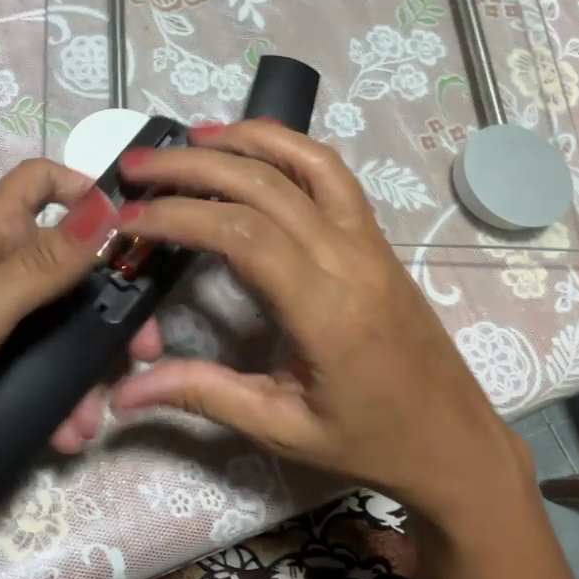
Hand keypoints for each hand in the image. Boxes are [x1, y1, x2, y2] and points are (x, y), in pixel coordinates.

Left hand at [0, 160, 159, 455]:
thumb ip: (43, 264)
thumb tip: (107, 209)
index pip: (37, 181)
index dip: (81, 187)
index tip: (126, 228)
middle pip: (68, 261)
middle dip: (109, 304)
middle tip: (142, 351)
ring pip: (59, 321)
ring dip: (87, 364)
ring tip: (96, 416)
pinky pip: (38, 361)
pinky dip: (59, 391)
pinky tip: (67, 429)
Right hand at [97, 121, 522, 515]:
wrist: (454, 441)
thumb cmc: (367, 440)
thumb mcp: (281, 429)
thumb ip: (203, 394)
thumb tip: (123, 393)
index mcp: (326, 311)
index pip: (243, 235)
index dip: (179, 216)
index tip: (130, 219)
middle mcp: (350, 260)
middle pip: (264, 185)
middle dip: (191, 166)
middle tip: (136, 166)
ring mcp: (369, 241)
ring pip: (306, 162)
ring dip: (243, 140)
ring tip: (187, 138)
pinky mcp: (376, 237)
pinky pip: (333, 173)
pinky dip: (287, 147)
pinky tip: (250, 147)